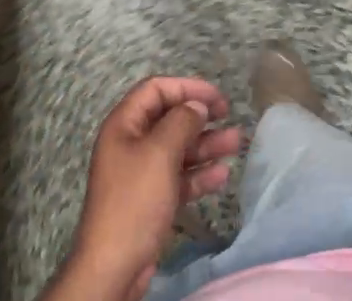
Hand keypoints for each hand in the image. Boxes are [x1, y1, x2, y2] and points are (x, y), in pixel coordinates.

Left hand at [53, 77, 244, 300]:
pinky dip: (199, 175)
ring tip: (237, 143)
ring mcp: (140, 173)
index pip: (155, 90)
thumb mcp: (159, 154)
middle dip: (199, 116)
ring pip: (177, 149)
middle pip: (168, 119)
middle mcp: (130, 143)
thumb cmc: (135, 200)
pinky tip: (222, 175)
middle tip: (229, 116)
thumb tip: (196, 105)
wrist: (115, 263)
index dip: (186, 87)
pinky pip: (178, 177)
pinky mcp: (151, 199)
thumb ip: (181, 123)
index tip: (216, 97)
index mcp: (123, 124)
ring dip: (206, 145)